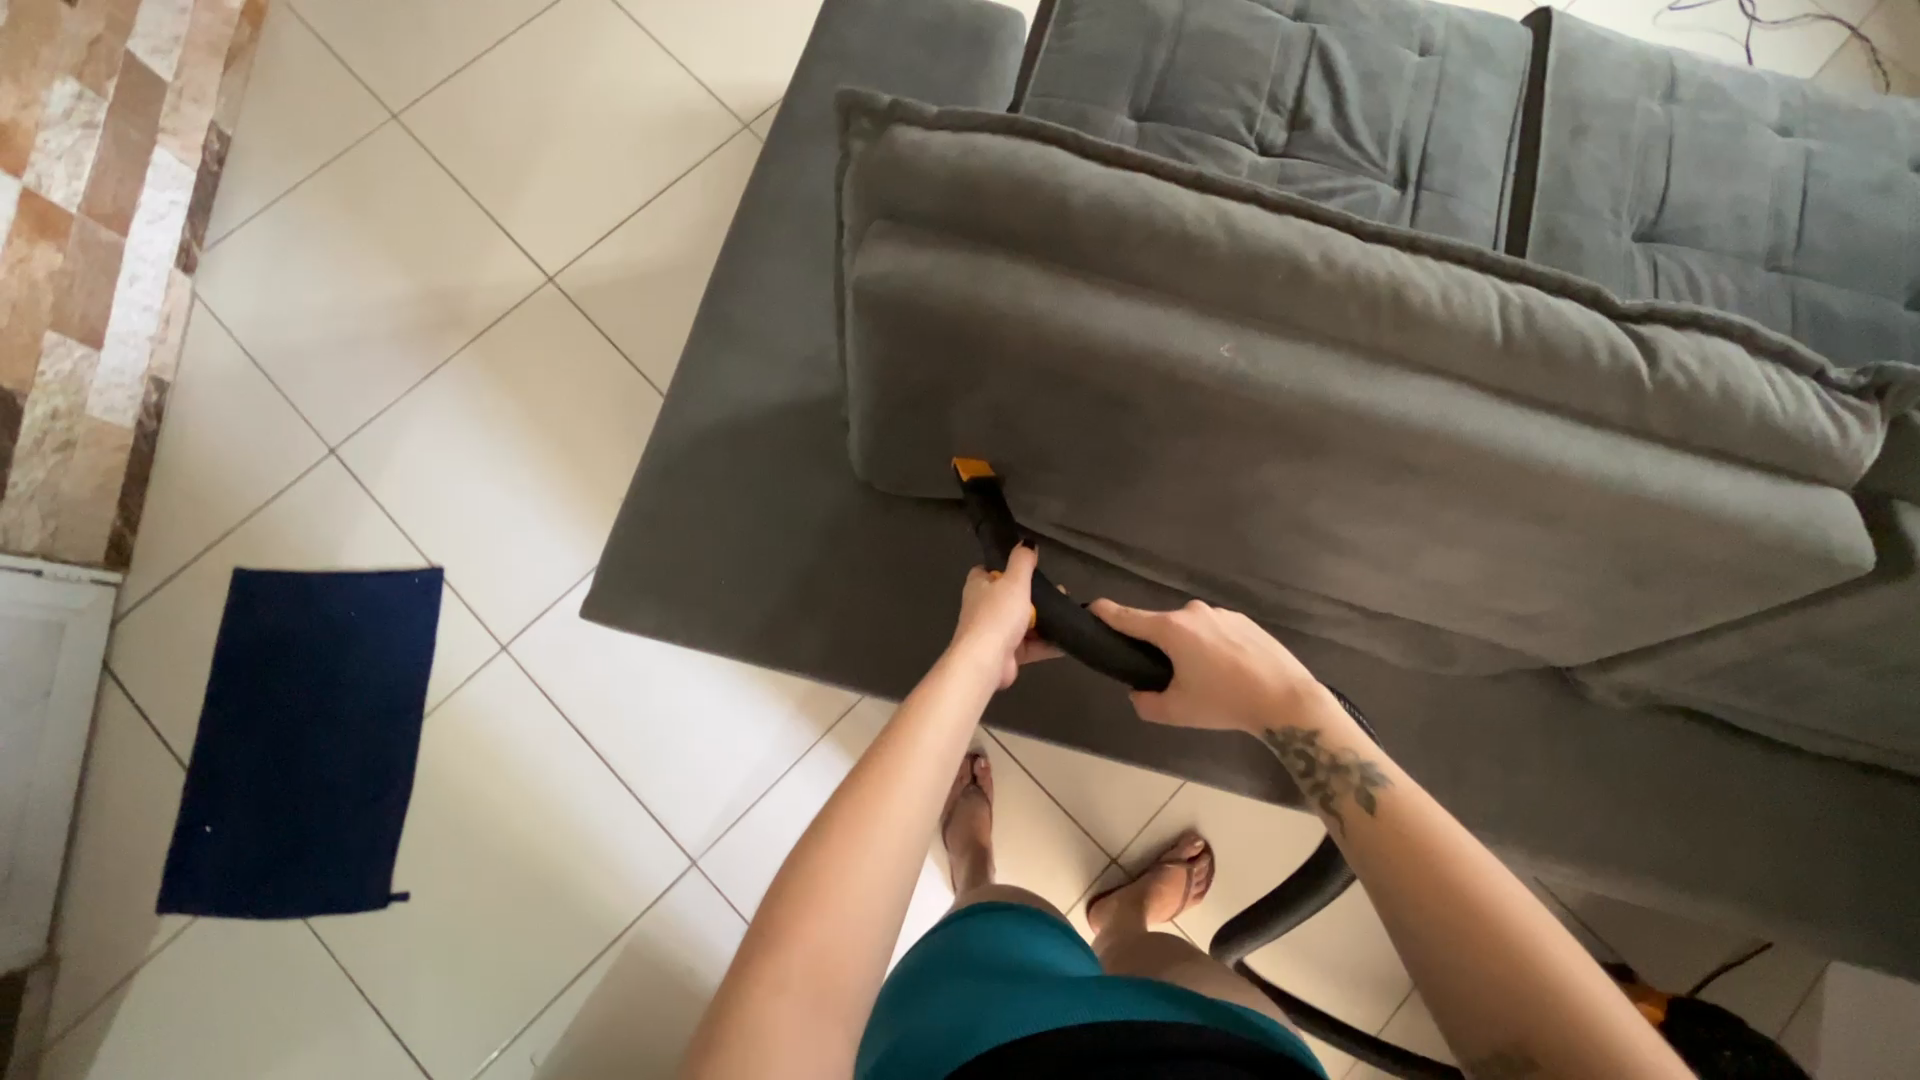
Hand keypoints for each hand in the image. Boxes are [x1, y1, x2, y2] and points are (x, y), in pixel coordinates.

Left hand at [949, 545, 1061, 688]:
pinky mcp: (1007, 653)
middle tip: (1059, 592)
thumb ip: (1022, 561)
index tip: (1028, 567)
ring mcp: (995, 632)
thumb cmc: (998, 614)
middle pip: (1010, 596)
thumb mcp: (1014, 581)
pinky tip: (1068, 639)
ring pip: (1023, 622)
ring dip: (1044, 620)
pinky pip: (1031, 645)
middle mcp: (983, 608)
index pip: (988, 570)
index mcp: (978, 586)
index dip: (1005, 567)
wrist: (988, 660)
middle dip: (1034, 596)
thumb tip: (1026, 542)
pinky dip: (1048, 643)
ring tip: (1067, 612)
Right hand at [1089, 598, 1328, 733]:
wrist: (1287, 700)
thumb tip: (1138, 692)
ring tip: (1205, 679)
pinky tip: (1228, 672)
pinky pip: (1215, 630)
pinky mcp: (1244, 620)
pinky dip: (1212, 647)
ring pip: (1190, 629)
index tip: (1089, 609)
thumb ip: (1145, 702)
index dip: (1104, 613)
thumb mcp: (1176, 712)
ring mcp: (1221, 613)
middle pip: (1160, 626)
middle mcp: (1193, 612)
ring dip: (1188, 648)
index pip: (1126, 616)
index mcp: (1171, 629)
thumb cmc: (1226, 703)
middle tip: (1168, 678)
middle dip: (1157, 647)